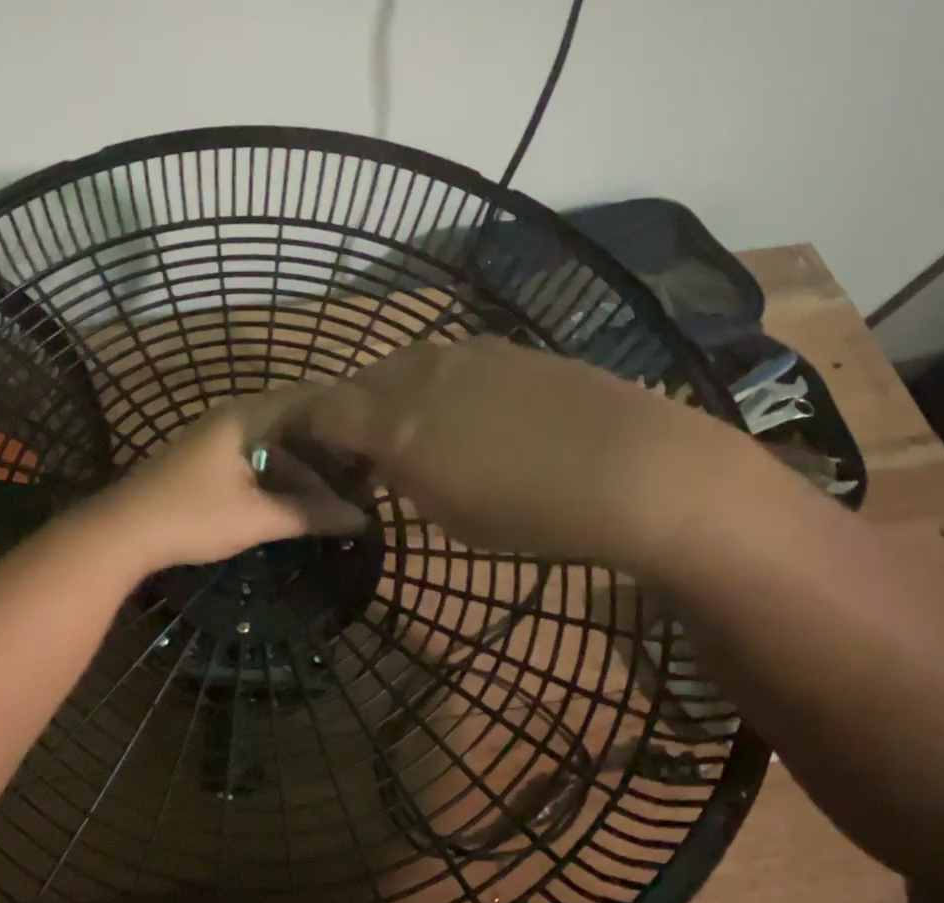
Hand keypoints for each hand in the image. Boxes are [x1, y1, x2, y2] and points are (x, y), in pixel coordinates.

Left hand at [87, 387, 367, 569]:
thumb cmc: (193, 516)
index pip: (310, 396)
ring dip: (304, 467)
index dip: (347, 410)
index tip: (380, 430)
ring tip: (339, 494)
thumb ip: (310, 514)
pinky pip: (255, 458)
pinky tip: (298, 502)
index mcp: (247, 415)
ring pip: (274, 444)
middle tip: (367, 469)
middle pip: (294, 421)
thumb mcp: (257, 518)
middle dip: (329, 447)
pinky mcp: (206, 461)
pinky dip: (280, 475)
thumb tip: (361, 519)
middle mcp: (233, 416)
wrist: (122, 532)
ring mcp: (216, 438)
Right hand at [301, 337, 757, 569]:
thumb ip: (402, 478)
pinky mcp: (510, 348)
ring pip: (407, 367)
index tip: (322, 466)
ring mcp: (467, 352)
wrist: (632, 467)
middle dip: (354, 416)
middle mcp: (418, 371)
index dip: (311, 437)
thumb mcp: (446, 514)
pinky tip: (478, 418)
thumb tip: (387, 462)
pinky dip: (444, 387)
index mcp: (391, 419)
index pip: (321, 413)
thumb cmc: (528, 510)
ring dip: (398, 398)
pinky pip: (453, 362)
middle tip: (372, 456)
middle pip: (360, 383)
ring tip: (425, 436)